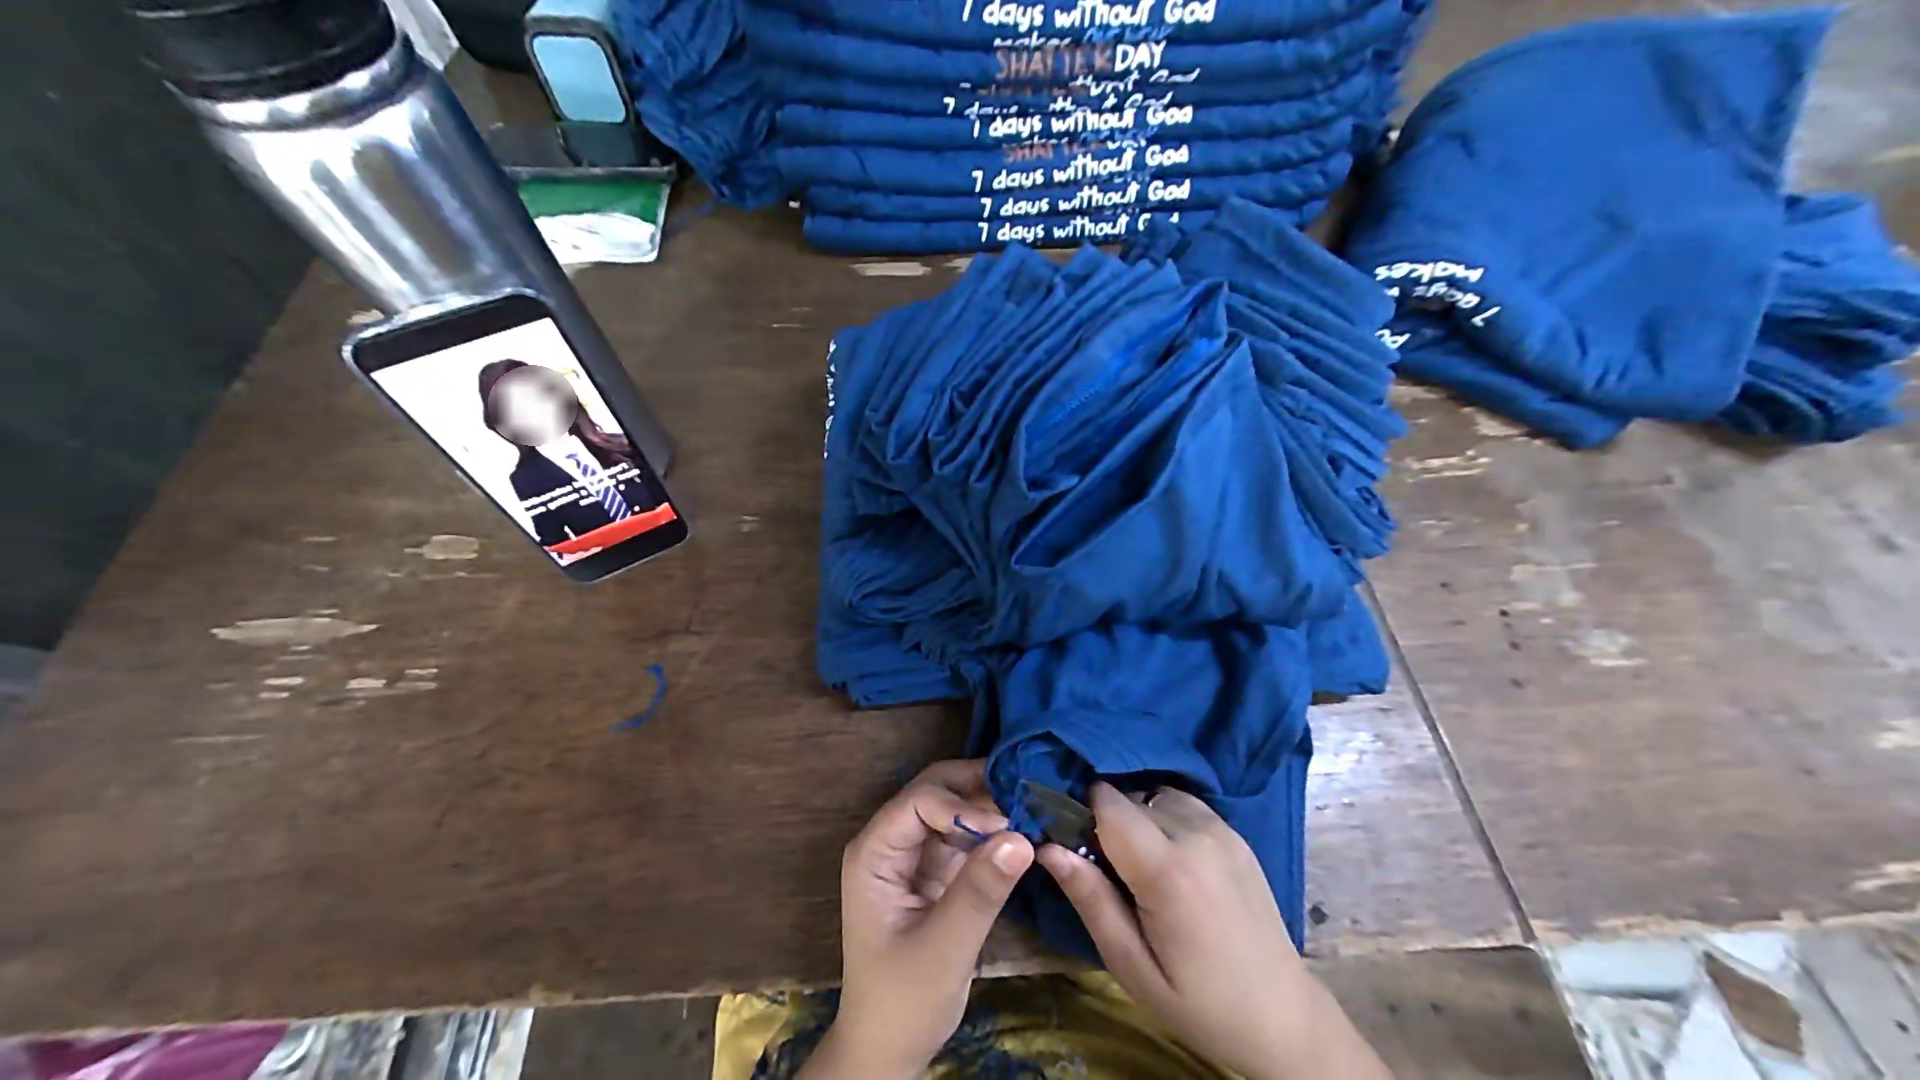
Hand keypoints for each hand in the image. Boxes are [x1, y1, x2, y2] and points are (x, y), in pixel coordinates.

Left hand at [803, 760, 1034, 1078]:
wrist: (890, 1046)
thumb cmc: (903, 1001)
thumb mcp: (943, 950)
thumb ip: (978, 893)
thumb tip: (1020, 838)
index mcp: (874, 852)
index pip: (919, 801)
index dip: (962, 806)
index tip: (1006, 828)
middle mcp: (892, 841)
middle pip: (936, 790)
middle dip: (979, 789)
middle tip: (1027, 796)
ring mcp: (915, 853)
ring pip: (955, 806)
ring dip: (990, 806)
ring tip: (1033, 809)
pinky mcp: (938, 870)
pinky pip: (967, 835)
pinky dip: (995, 831)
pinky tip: (1024, 833)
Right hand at [1036, 784, 1390, 1079]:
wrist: (1282, 1015)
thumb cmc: (1198, 1002)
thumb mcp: (1131, 965)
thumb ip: (1090, 899)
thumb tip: (1047, 847)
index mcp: (1167, 869)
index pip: (1106, 801)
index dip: (1082, 813)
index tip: (1075, 843)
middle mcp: (1196, 835)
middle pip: (1129, 796)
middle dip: (1107, 819)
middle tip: (1108, 867)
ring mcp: (1221, 830)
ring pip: (1154, 794)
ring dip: (1137, 816)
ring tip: (1140, 863)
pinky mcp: (1235, 833)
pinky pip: (1182, 803)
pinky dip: (1164, 816)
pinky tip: (1170, 858)